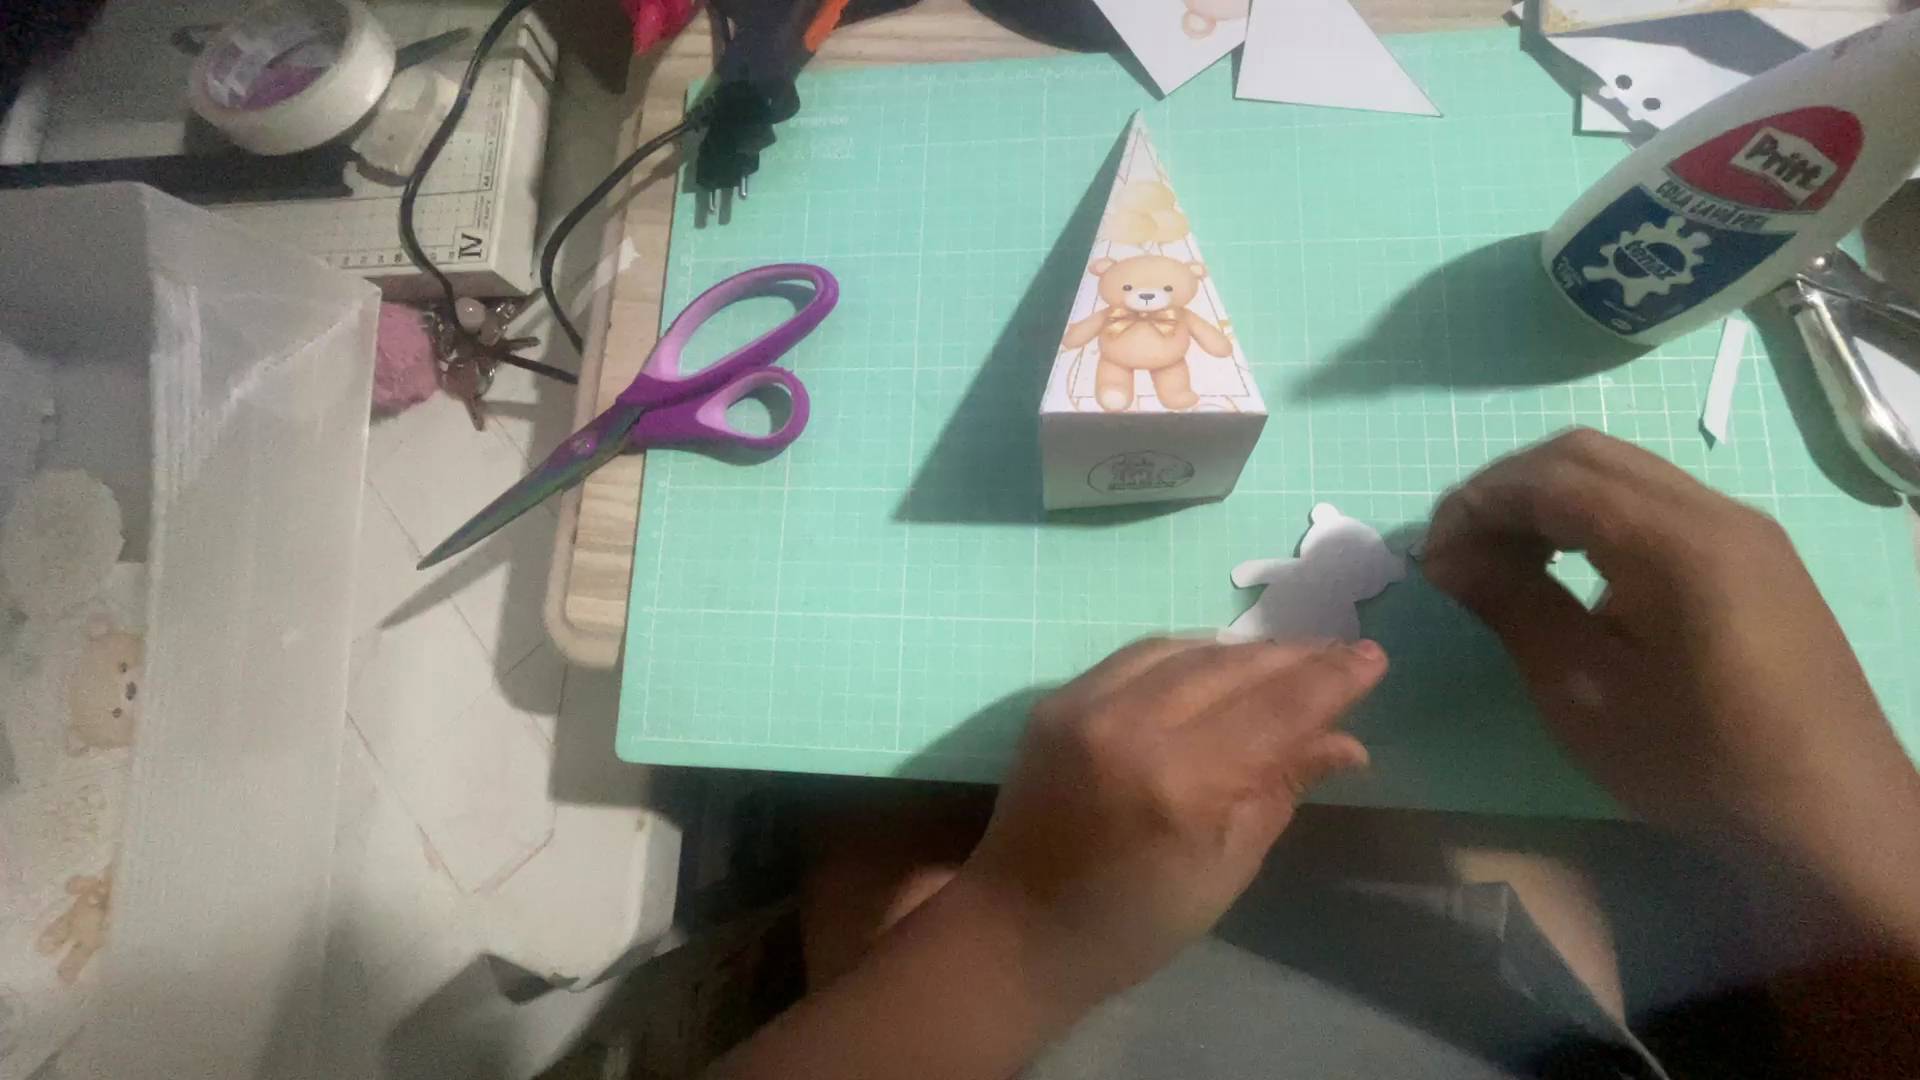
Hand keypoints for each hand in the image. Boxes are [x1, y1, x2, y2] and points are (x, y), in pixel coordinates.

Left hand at [956, 637, 1384, 1001]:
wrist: (1017, 923)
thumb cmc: (1132, 921)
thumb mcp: (1225, 869)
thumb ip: (1280, 790)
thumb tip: (1346, 740)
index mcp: (1175, 783)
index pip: (1271, 711)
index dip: (1328, 680)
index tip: (1372, 656)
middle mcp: (1124, 724)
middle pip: (1225, 669)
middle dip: (1289, 657)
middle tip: (1338, 653)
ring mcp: (1079, 704)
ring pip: (1178, 649)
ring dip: (1236, 651)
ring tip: (1285, 658)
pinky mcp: (1053, 699)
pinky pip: (1133, 659)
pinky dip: (1183, 655)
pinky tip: (1213, 664)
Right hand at [1420, 430, 1919, 918]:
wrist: (1827, 816)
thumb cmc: (1692, 757)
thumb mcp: (1578, 687)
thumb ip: (1511, 603)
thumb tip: (1445, 558)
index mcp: (1677, 545)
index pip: (1548, 482)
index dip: (1473, 508)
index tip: (1430, 560)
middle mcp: (1714, 513)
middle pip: (1578, 455)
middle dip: (1498, 491)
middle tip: (1456, 549)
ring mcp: (1736, 528)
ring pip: (1609, 469)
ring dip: (1535, 498)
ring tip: (1493, 556)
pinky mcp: (1741, 551)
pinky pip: (1640, 498)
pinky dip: (1577, 512)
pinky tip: (1552, 561)